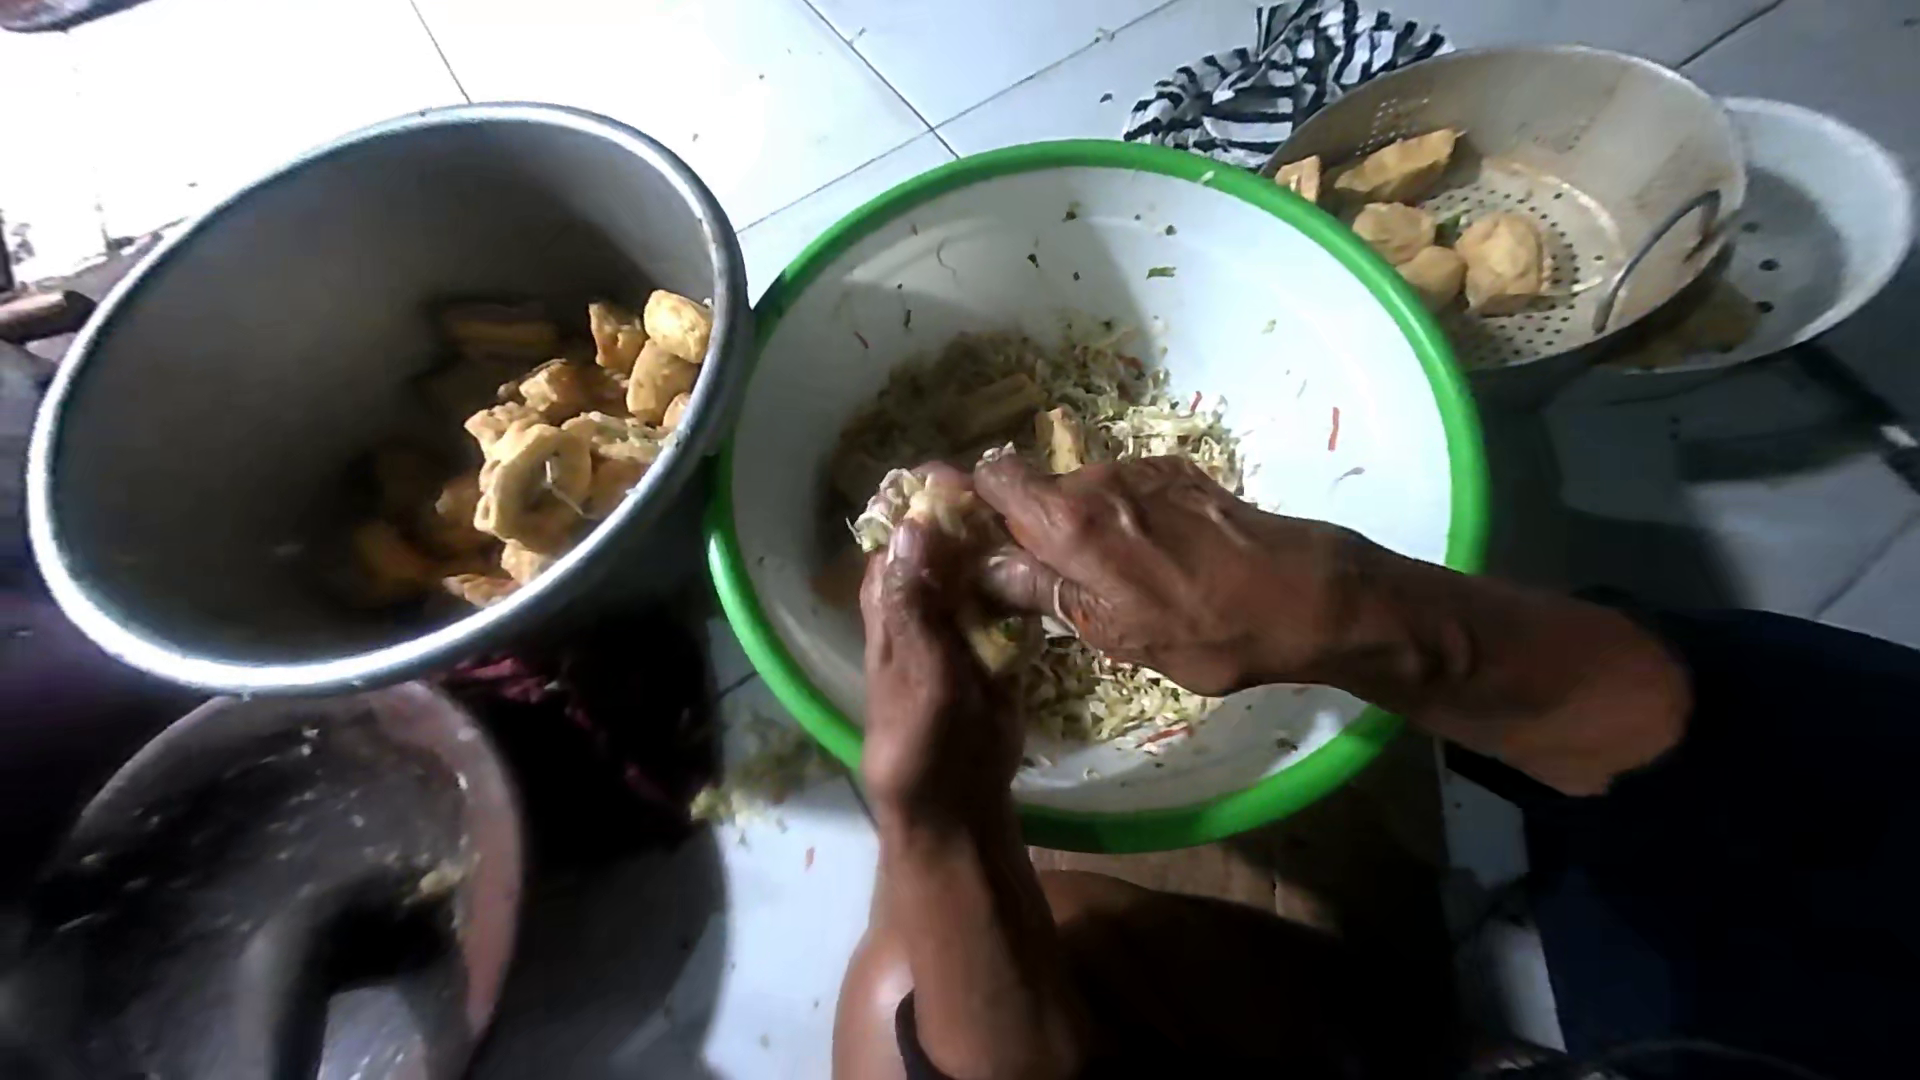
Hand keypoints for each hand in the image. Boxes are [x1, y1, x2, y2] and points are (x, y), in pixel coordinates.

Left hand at [859, 511, 1022, 825]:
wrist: (960, 792)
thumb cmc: (920, 734)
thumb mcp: (913, 668)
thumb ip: (912, 602)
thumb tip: (912, 525)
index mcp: (891, 600)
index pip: (901, 533)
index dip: (924, 500)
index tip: (963, 475)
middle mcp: (925, 598)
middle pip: (946, 540)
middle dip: (973, 513)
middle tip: (1015, 491)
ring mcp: (963, 615)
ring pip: (980, 562)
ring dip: (1003, 539)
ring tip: (1039, 516)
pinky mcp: (996, 634)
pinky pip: (1008, 592)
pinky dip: (1023, 574)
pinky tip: (1048, 558)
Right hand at [973, 454, 1380, 695]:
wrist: (1308, 595)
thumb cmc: (1202, 627)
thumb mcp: (1111, 630)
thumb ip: (1041, 591)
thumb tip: (986, 571)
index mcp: (1068, 519)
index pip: (991, 477)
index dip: (967, 494)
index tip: (960, 523)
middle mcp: (1095, 481)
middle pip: (1031, 485)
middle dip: (1019, 522)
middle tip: (1030, 570)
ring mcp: (1138, 472)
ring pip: (1077, 491)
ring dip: (1069, 524)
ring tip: (1098, 572)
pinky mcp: (1174, 472)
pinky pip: (1119, 491)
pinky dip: (1111, 517)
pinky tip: (1145, 554)